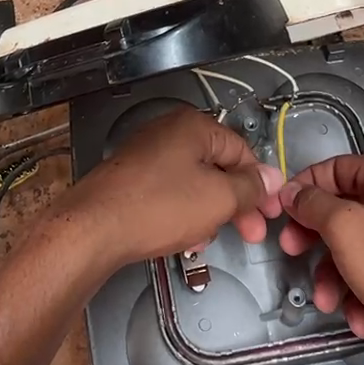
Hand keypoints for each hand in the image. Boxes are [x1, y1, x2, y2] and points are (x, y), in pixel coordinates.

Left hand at [58, 105, 284, 266]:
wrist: (94, 228)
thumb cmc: (154, 207)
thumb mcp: (218, 199)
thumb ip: (250, 187)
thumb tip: (269, 178)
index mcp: (193, 126)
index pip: (242, 151)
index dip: (259, 185)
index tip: (268, 213)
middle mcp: (169, 132)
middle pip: (218, 166)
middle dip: (236, 203)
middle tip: (247, 231)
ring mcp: (148, 154)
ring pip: (195, 183)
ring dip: (208, 212)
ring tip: (205, 238)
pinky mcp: (133, 178)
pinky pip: (171, 192)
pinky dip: (183, 213)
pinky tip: (183, 238)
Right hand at [277, 155, 363, 341]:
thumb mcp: (345, 229)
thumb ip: (313, 204)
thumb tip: (293, 193)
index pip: (337, 167)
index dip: (305, 186)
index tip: (282, 210)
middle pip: (346, 208)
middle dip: (316, 236)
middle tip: (291, 250)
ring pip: (360, 244)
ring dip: (335, 273)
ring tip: (327, 302)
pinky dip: (362, 290)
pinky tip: (358, 317)